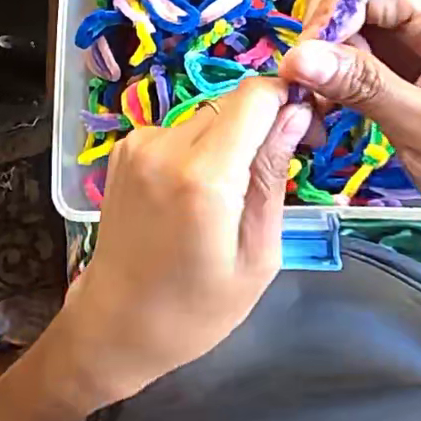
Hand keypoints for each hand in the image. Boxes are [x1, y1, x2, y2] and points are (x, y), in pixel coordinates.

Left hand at [50, 77, 311, 404]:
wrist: (114, 323)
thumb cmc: (195, 308)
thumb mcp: (256, 254)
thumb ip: (273, 175)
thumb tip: (297, 113)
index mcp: (202, 175)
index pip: (254, 97)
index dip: (286, 99)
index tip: (306, 125)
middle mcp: (163, 146)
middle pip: (230, 105)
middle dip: (260, 123)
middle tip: (274, 168)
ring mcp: (137, 144)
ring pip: (205, 117)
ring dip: (227, 139)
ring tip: (229, 193)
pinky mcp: (124, 149)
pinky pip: (177, 131)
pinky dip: (196, 149)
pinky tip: (194, 192)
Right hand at [277, 0, 420, 241]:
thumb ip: (364, 86)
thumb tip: (294, 56)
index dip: (325, 18)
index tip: (302, 69)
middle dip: (321, 36)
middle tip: (310, 89)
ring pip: (352, 27)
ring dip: (325, 60)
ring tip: (318, 106)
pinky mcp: (417, 69)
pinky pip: (363, 55)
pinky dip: (339, 77)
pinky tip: (332, 108)